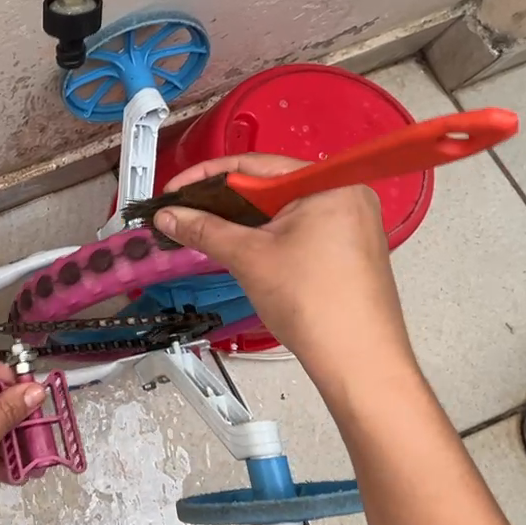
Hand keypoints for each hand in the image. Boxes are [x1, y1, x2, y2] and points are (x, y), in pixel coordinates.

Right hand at [157, 153, 417, 387]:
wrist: (357, 359)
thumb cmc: (312, 301)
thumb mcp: (247, 257)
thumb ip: (203, 230)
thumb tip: (168, 216)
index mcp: (328, 184)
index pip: (255, 165)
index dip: (206, 177)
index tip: (174, 190)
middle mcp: (344, 195)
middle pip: (267, 187)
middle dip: (221, 202)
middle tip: (183, 213)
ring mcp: (348, 224)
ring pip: (279, 211)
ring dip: (239, 222)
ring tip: (202, 231)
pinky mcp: (344, 250)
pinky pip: (295, 229)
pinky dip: (263, 237)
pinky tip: (236, 248)